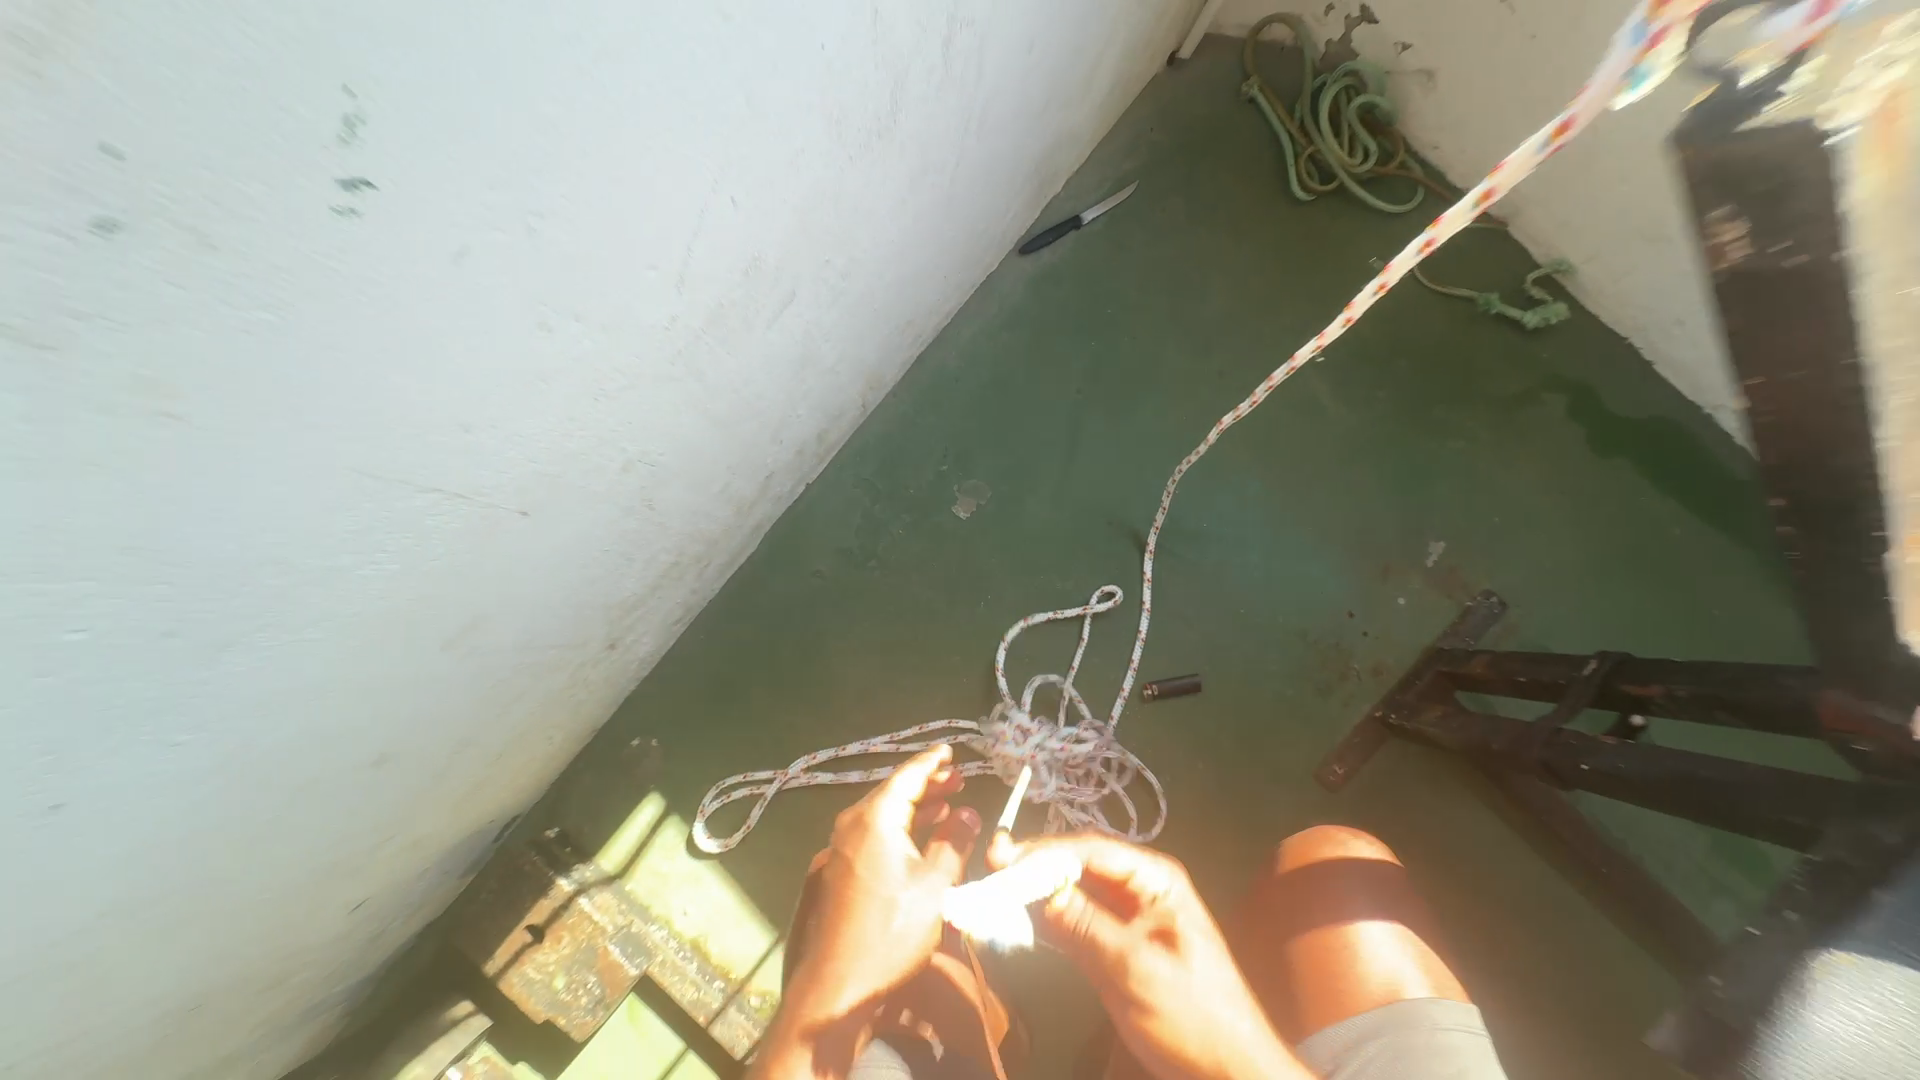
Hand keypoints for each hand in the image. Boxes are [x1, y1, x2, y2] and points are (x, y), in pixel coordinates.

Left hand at [791, 744, 982, 1011]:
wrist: (835, 988)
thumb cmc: (890, 932)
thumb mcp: (935, 887)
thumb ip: (954, 843)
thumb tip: (969, 813)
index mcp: (874, 819)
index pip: (907, 776)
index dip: (932, 762)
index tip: (950, 750)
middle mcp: (851, 825)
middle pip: (892, 792)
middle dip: (926, 784)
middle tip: (957, 780)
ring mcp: (839, 849)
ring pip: (881, 815)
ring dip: (914, 808)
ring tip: (945, 806)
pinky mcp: (837, 872)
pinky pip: (872, 835)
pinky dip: (898, 829)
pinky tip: (917, 840)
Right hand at [988, 833, 1308, 1079]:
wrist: (1226, 1071)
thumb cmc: (1194, 1014)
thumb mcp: (1138, 969)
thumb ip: (1087, 927)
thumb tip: (1040, 891)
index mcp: (1154, 879)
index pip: (1090, 850)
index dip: (1044, 851)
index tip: (1002, 858)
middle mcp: (1135, 888)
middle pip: (1075, 866)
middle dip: (1032, 868)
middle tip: (988, 870)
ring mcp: (1120, 918)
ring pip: (1067, 892)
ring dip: (1031, 893)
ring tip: (989, 891)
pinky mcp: (1107, 947)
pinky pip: (1068, 923)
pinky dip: (1040, 922)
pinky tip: (1009, 921)